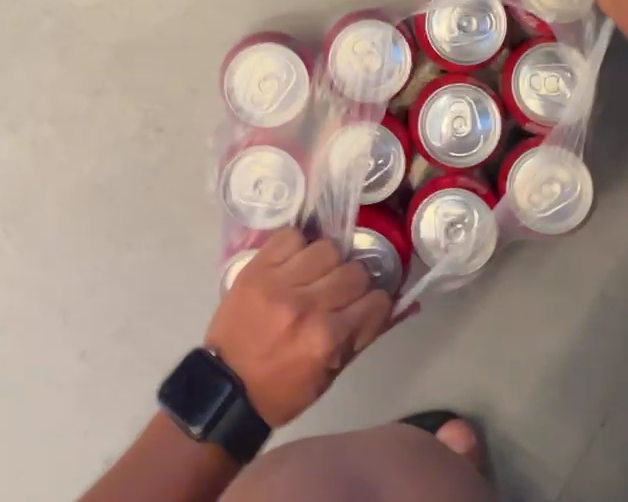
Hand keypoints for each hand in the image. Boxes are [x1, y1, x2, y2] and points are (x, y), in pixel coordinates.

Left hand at [204, 228, 395, 426]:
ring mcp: (279, 284)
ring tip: (316, 275)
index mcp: (328, 340)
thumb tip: (403, 303)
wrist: (225, 390)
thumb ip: (366, 334)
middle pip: (356, 271)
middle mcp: (307, 307)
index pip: (377, 301)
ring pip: (328, 248)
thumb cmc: (283, 390)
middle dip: (354, 283)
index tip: (366, 307)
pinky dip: (298, 246)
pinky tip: (294, 263)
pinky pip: (291, 236)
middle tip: (339, 293)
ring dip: (328, 261)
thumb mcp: (331, 374)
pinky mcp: (255, 268)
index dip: (375, 303)